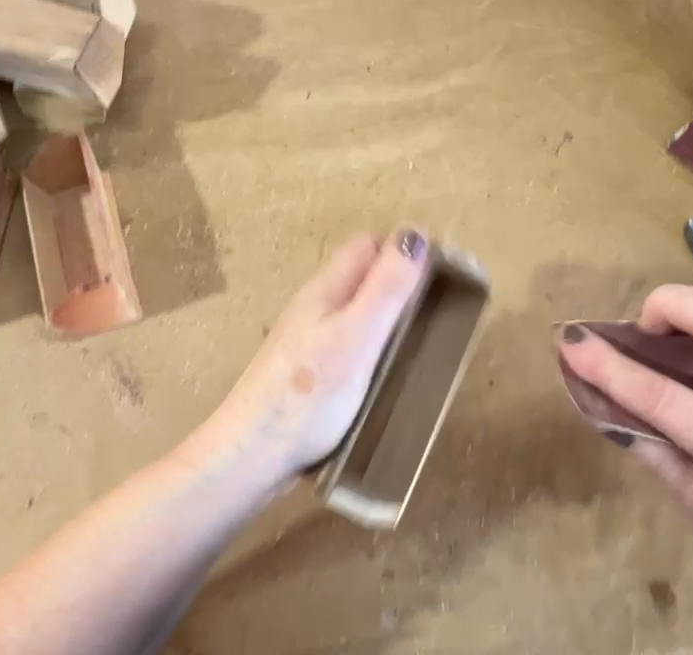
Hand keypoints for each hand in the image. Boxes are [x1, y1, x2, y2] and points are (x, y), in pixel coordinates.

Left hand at [192, 231, 430, 493]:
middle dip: (400, 286)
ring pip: (355, 313)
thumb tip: (415, 235)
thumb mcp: (358, 336)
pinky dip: (372, 350)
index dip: (403, 251)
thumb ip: (387, 288)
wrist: (251, 457)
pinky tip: (386, 376)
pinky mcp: (308, 375)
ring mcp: (308, 342)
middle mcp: (315, 308)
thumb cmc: (308, 395)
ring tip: (421, 346)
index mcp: (325, 290)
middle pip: (362, 277)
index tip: (442, 275)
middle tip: (439, 315)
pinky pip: (348, 345)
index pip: (367, 245)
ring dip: (387, 320)